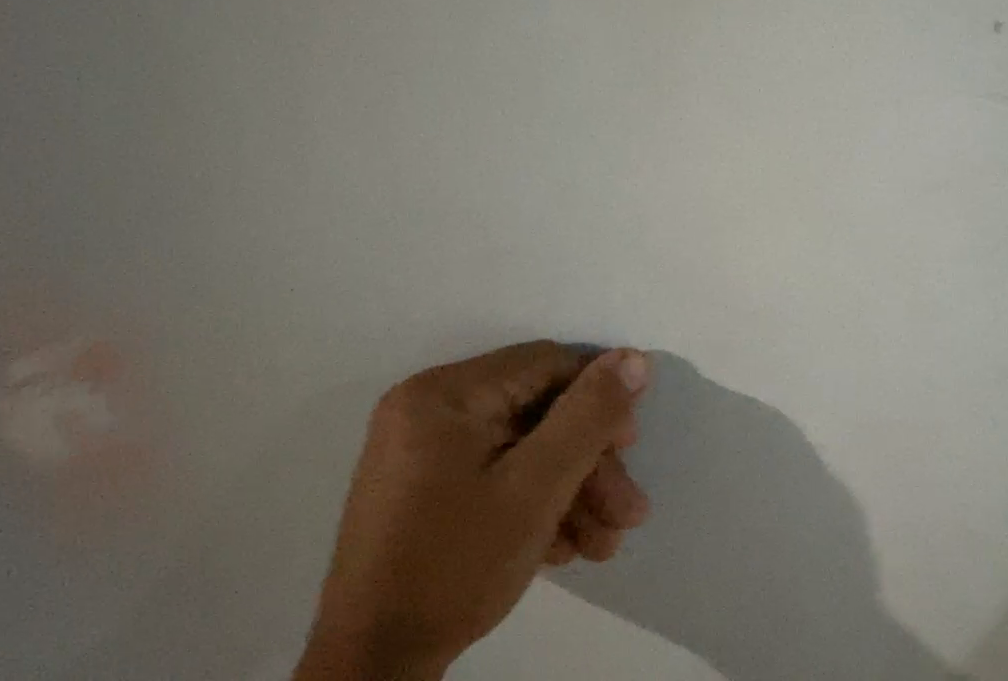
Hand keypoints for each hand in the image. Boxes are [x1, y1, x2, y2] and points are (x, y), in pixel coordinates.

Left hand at [294, 343, 652, 680]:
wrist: (373, 667)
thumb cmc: (455, 565)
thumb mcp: (537, 486)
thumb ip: (590, 416)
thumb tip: (634, 358)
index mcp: (444, 394)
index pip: (545, 365)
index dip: (599, 396)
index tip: (633, 444)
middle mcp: (430, 412)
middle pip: (539, 415)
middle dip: (591, 465)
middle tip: (628, 512)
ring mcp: (425, 456)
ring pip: (524, 452)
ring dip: (574, 493)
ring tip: (605, 544)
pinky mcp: (428, 494)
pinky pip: (498, 478)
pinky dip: (538, 508)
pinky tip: (566, 549)